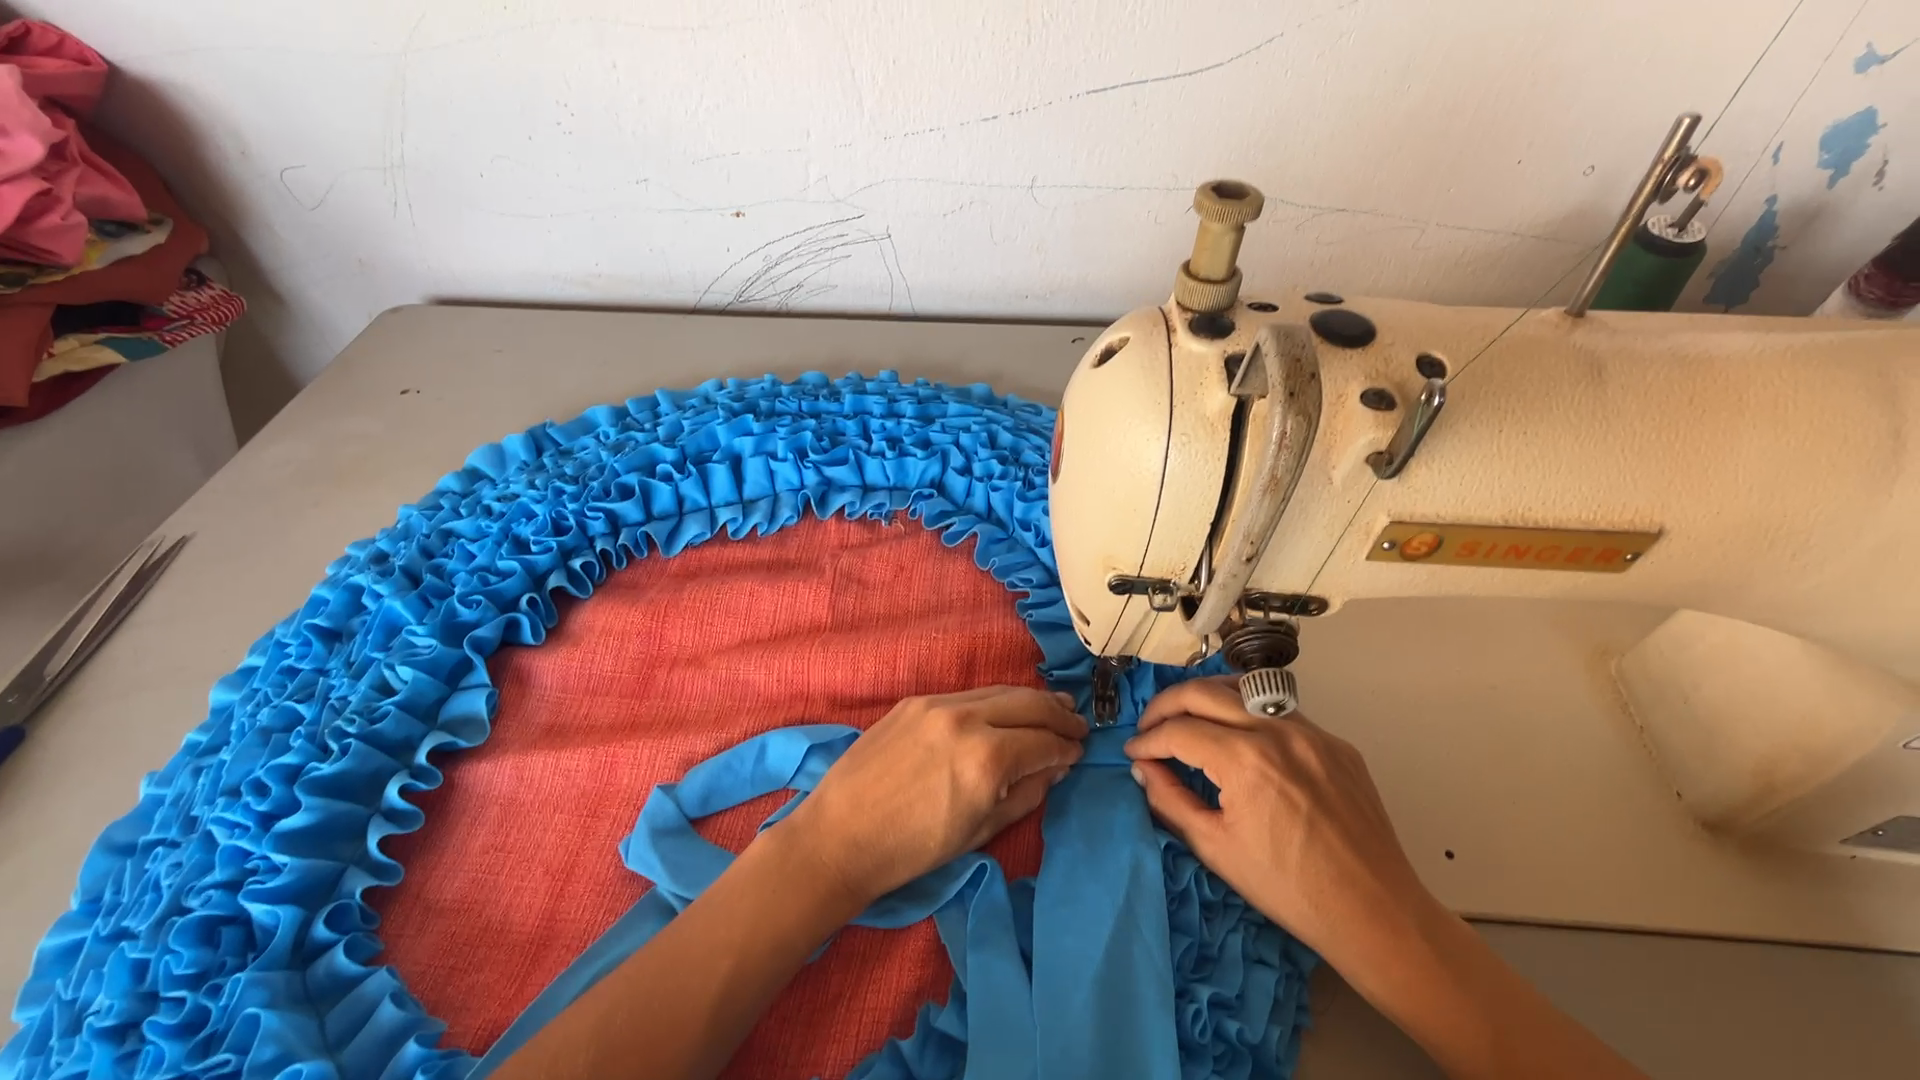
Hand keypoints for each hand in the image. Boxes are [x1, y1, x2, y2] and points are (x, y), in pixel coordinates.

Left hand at [778, 686, 1086, 906]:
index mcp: (987, 759)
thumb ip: (1026, 793)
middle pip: (1029, 703)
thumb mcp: (981, 831)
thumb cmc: (913, 849)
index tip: (1079, 752)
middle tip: (1076, 725)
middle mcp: (967, 720)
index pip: (1045, 741)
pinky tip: (1002, 712)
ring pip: (1000, 691)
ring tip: (1050, 709)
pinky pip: (968, 694)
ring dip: (1030, 700)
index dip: (1068, 747)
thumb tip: (1054, 768)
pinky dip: (994, 701)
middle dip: (1059, 714)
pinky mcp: (914, 701)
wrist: (841, 836)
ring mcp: (938, 705)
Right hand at [1123, 676, 1435, 966]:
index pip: (1179, 730)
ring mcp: (1312, 733)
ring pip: (1245, 690)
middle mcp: (1278, 732)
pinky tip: (1239, 741)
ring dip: (1206, 698)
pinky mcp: (1335, 744)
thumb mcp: (1215, 847)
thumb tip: (1143, 769)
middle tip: (1149, 728)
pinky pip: (1280, 713)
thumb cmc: (1288, 889)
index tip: (1133, 754)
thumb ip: (1169, 800)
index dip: (1148, 741)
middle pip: (1204, 692)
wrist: (1373, 911)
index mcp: (1245, 760)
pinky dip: (1248, 716)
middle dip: (1166, 706)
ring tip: (1187, 719)